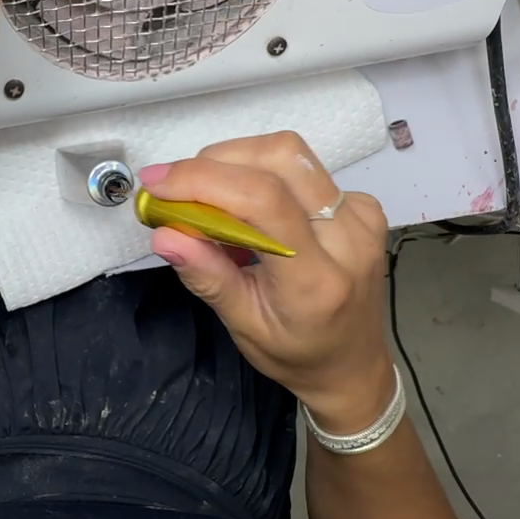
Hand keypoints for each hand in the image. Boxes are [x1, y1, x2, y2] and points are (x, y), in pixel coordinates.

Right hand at [138, 133, 395, 429]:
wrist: (353, 364)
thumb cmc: (296, 353)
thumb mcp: (243, 327)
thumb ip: (207, 277)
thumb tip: (164, 235)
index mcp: (317, 280)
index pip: (264, 202)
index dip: (204, 180)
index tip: (158, 185)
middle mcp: (349, 237)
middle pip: (281, 159)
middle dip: (216, 160)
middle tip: (177, 186)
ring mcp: (361, 215)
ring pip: (290, 154)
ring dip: (235, 162)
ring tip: (206, 194)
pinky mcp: (361, 203)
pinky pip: (301, 169)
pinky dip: (259, 174)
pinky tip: (245, 206)